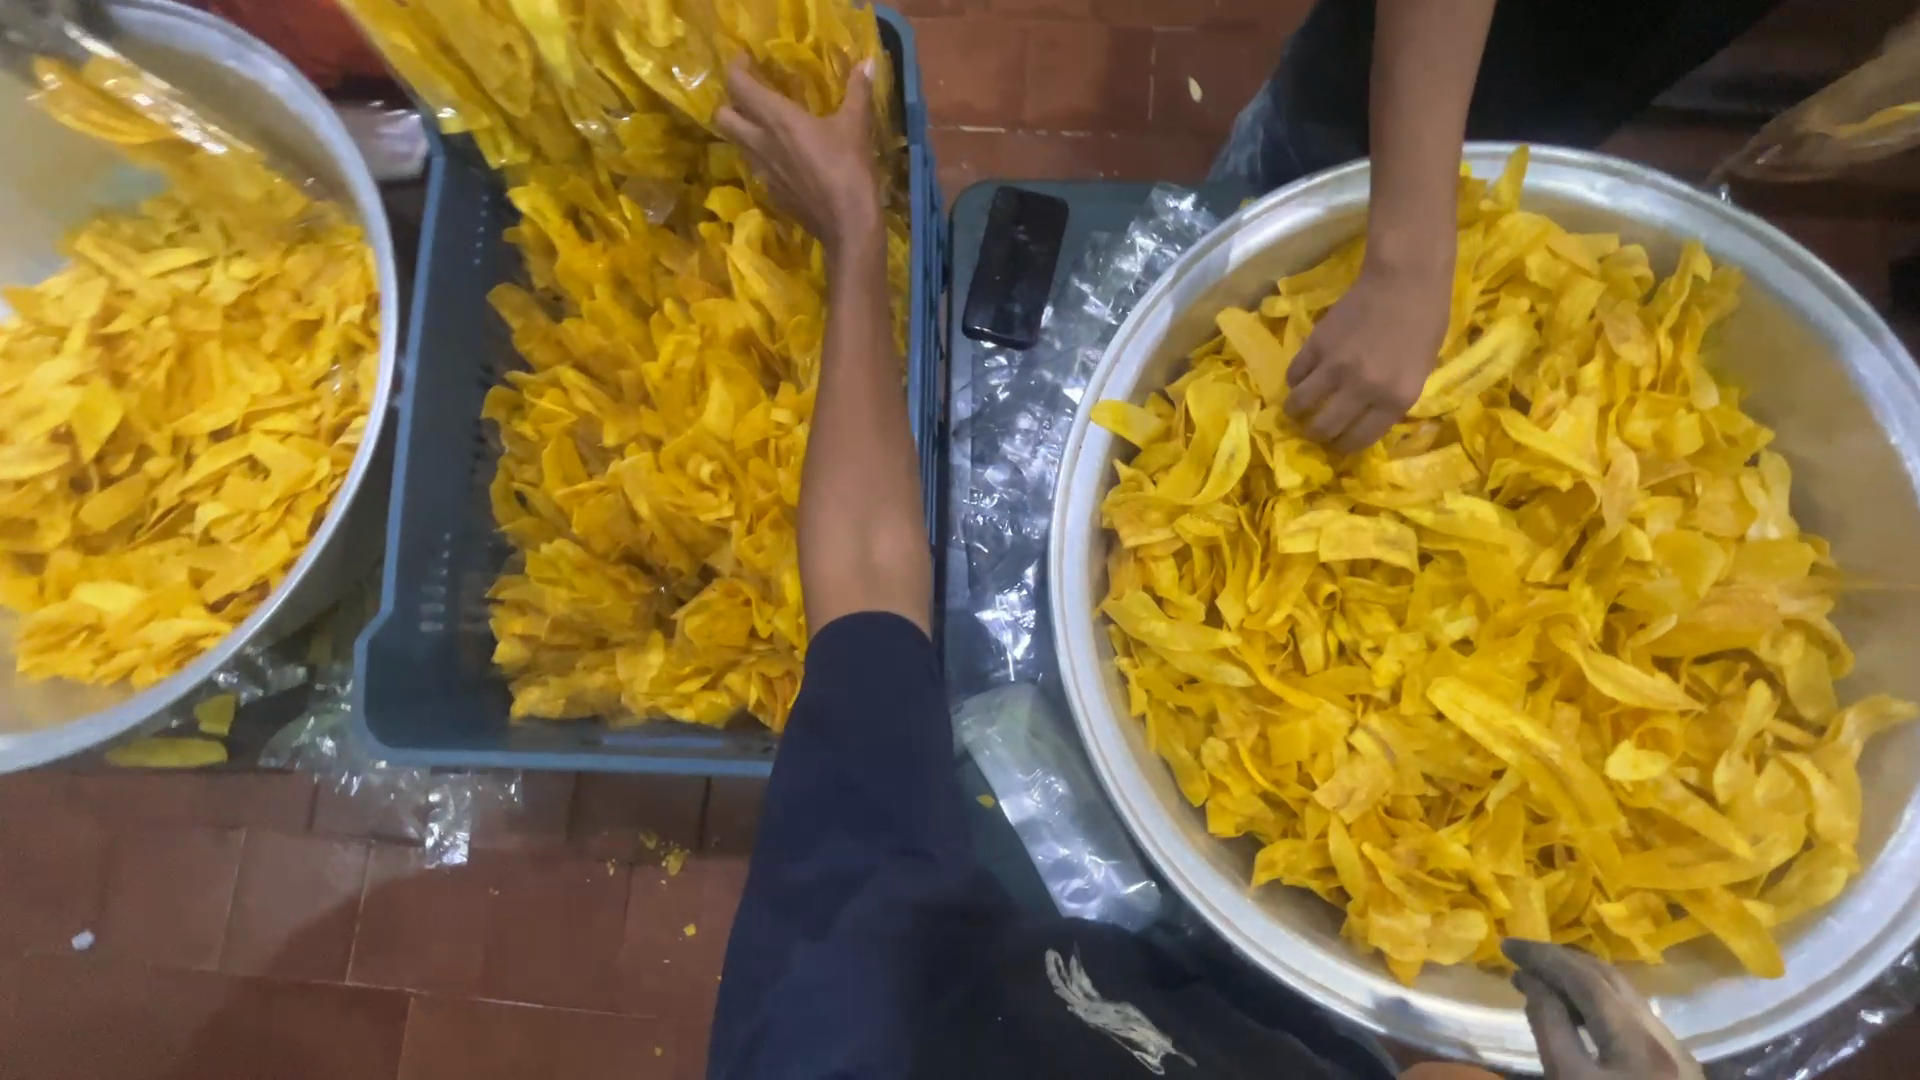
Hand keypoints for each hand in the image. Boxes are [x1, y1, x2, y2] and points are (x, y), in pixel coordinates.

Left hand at [715, 57, 881, 261]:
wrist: (848, 225)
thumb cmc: (849, 169)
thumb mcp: (856, 126)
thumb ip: (857, 92)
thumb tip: (868, 63)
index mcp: (776, 119)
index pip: (737, 84)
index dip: (737, 68)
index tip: (748, 61)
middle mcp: (760, 144)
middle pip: (723, 117)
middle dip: (730, 103)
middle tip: (751, 98)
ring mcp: (764, 173)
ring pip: (737, 145)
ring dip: (745, 132)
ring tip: (766, 128)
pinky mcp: (774, 195)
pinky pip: (758, 170)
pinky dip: (763, 160)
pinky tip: (784, 161)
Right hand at [1282, 256, 1449, 453]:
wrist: (1406, 279)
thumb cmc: (1424, 324)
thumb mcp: (1419, 371)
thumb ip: (1390, 399)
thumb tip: (1358, 421)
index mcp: (1395, 397)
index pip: (1358, 440)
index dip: (1343, 447)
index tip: (1336, 445)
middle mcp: (1363, 387)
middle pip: (1323, 427)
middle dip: (1314, 434)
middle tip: (1311, 430)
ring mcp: (1335, 366)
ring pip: (1299, 404)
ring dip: (1295, 411)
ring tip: (1296, 410)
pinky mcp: (1316, 345)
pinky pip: (1295, 374)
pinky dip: (1295, 380)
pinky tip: (1301, 378)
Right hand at [1504, 939, 1703, 1079]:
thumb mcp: (1566, 1079)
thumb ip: (1547, 1023)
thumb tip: (1531, 979)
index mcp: (1638, 1042)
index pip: (1583, 978)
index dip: (1541, 956)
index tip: (1504, 946)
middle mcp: (1665, 1038)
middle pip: (1610, 980)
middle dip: (1560, 961)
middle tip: (1520, 956)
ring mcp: (1679, 1054)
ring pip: (1625, 997)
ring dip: (1579, 979)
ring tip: (1541, 980)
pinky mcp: (1680, 1069)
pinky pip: (1633, 1017)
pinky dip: (1598, 1001)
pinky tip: (1576, 1010)